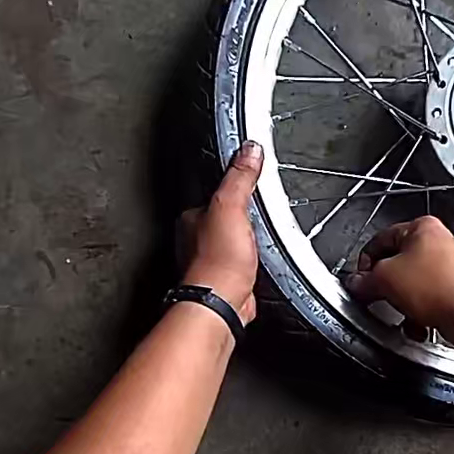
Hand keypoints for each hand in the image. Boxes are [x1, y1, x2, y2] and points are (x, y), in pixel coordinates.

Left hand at [179, 142, 263, 322]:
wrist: (222, 304)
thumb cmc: (218, 262)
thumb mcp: (231, 207)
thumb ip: (240, 177)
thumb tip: (250, 149)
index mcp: (192, 217)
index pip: (215, 192)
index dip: (234, 186)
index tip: (250, 180)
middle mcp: (196, 238)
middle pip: (224, 216)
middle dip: (242, 215)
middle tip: (260, 211)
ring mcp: (211, 260)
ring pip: (232, 240)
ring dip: (247, 239)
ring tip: (261, 235)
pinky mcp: (227, 278)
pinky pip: (241, 261)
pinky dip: (251, 259)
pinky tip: (259, 259)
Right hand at [344, 216, 453, 345]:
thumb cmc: (442, 289)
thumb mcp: (386, 280)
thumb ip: (364, 280)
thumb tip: (356, 283)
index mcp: (421, 227)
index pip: (379, 240)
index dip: (365, 263)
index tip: (360, 281)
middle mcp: (436, 243)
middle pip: (394, 264)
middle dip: (385, 287)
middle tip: (379, 297)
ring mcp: (445, 267)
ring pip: (409, 286)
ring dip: (401, 304)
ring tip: (404, 312)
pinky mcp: (451, 290)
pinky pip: (424, 300)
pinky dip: (417, 314)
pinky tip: (418, 323)